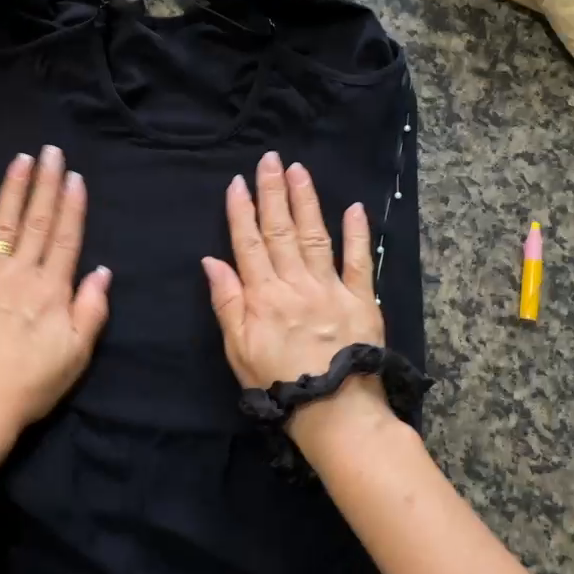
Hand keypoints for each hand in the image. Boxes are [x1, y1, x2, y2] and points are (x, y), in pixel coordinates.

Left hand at [0, 146, 111, 437]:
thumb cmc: (33, 382)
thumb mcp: (77, 354)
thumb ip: (91, 310)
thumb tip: (102, 271)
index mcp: (52, 289)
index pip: (66, 237)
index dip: (72, 205)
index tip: (75, 176)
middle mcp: (21, 274)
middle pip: (38, 221)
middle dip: (46, 184)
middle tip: (51, 151)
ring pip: (4, 224)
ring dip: (14, 189)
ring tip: (22, 159)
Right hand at [202, 151, 390, 430]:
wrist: (336, 413)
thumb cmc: (278, 383)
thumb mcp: (238, 349)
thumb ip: (226, 302)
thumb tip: (211, 260)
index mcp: (263, 296)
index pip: (248, 244)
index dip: (241, 212)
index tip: (237, 182)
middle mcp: (296, 284)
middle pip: (280, 230)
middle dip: (273, 192)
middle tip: (270, 159)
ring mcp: (331, 289)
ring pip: (314, 236)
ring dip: (306, 201)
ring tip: (299, 170)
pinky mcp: (361, 300)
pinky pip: (358, 261)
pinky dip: (356, 233)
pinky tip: (353, 208)